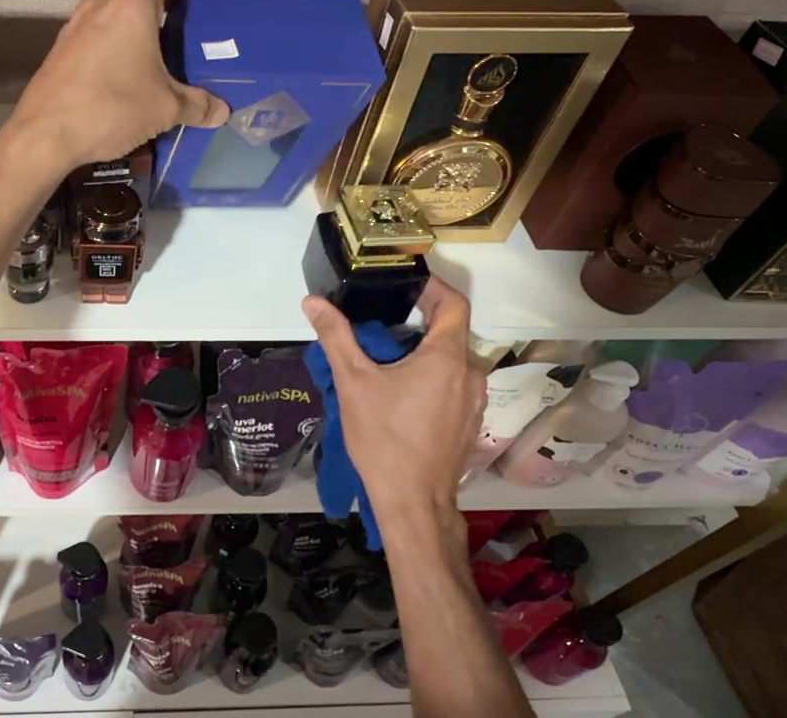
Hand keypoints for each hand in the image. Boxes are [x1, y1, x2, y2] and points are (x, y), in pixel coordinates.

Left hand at [6, 0, 230, 171]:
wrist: (45, 133)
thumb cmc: (111, 108)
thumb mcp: (164, 108)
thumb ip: (195, 104)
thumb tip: (220, 112)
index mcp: (131, 4)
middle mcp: (101, 2)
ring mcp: (76, 22)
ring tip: (154, 24)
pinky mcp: (62, 45)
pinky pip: (94, 20)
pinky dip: (113, 22)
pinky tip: (124, 52)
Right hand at [303, 278, 483, 520]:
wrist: (413, 503)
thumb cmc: (384, 439)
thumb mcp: (353, 382)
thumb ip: (335, 336)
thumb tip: (312, 301)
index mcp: (447, 358)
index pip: (454, 303)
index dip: (431, 286)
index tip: (402, 282)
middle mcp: (470, 374)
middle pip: (449, 331)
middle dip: (416, 320)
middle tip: (378, 320)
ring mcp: (474, 401)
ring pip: (450, 359)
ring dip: (421, 351)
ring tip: (382, 357)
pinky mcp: (469, 422)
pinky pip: (452, 383)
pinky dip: (430, 375)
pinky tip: (399, 391)